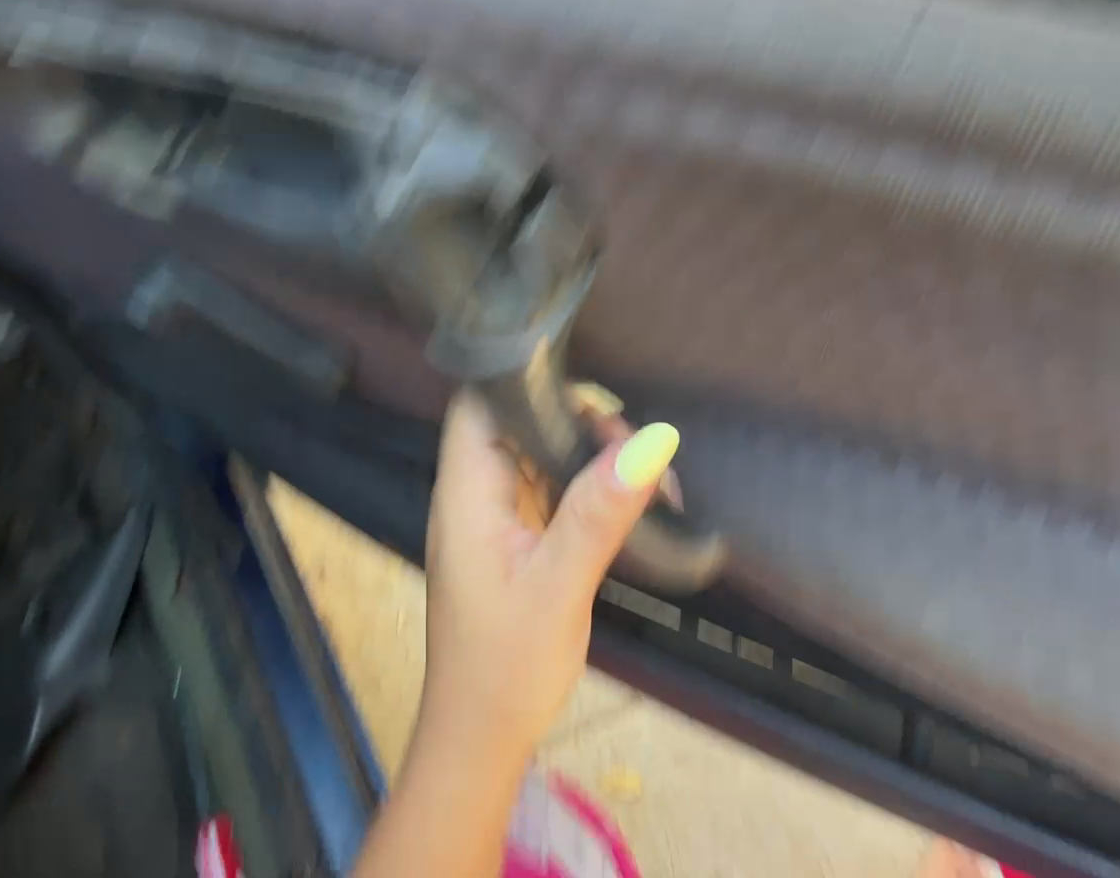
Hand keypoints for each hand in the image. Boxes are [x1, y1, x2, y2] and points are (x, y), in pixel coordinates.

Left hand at [415, 387, 680, 771]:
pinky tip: (633, 502)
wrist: (482, 739)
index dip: (525, 380)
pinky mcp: (519, 539)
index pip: (478, 405)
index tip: (592, 390)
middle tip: (638, 447)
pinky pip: (554, 491)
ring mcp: (497, 518)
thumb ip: (599, 511)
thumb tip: (653, 438)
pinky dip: (591, 487)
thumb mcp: (559, 586)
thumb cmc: (507, 668)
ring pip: (542, 455)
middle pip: (519, 423)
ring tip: (649, 477)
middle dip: (579, 419)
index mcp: (467, 494)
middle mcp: (476, 496)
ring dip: (592, 455)